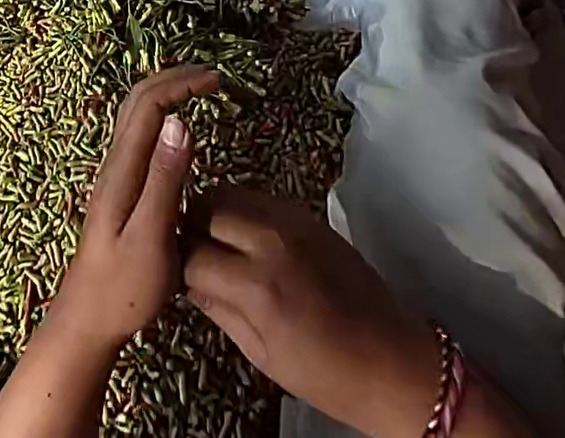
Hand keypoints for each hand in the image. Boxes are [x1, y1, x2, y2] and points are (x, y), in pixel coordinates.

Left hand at [46, 66, 218, 348]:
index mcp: (123, 168)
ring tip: (198, 89)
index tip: (216, 81)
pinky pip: (139, 133)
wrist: (88, 319)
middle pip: (138, 99)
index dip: (181, 84)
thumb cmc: (123, 287)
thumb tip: (180, 122)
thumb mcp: (150, 236)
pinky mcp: (121, 186)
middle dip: (173, 78)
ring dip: (165, 92)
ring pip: (135, 114)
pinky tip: (178, 127)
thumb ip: (164, 180)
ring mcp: (116, 172)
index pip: (149, 105)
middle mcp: (116, 162)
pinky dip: (161, 113)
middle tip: (211, 77)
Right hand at [184, 188, 451, 437]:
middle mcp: (271, 241)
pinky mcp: (306, 213)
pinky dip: (240, 209)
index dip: (174, 262)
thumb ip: (217, 308)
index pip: (190, 253)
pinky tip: (242, 235)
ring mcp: (291, 220)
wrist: (394, 360)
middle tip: (185, 247)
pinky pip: (257, 196)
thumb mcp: (261, 355)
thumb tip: (182, 278)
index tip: (170, 270)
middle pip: (206, 207)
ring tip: (211, 238)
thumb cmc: (326, 374)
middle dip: (188, 226)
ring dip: (212, 211)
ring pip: (229, 192)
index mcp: (257, 286)